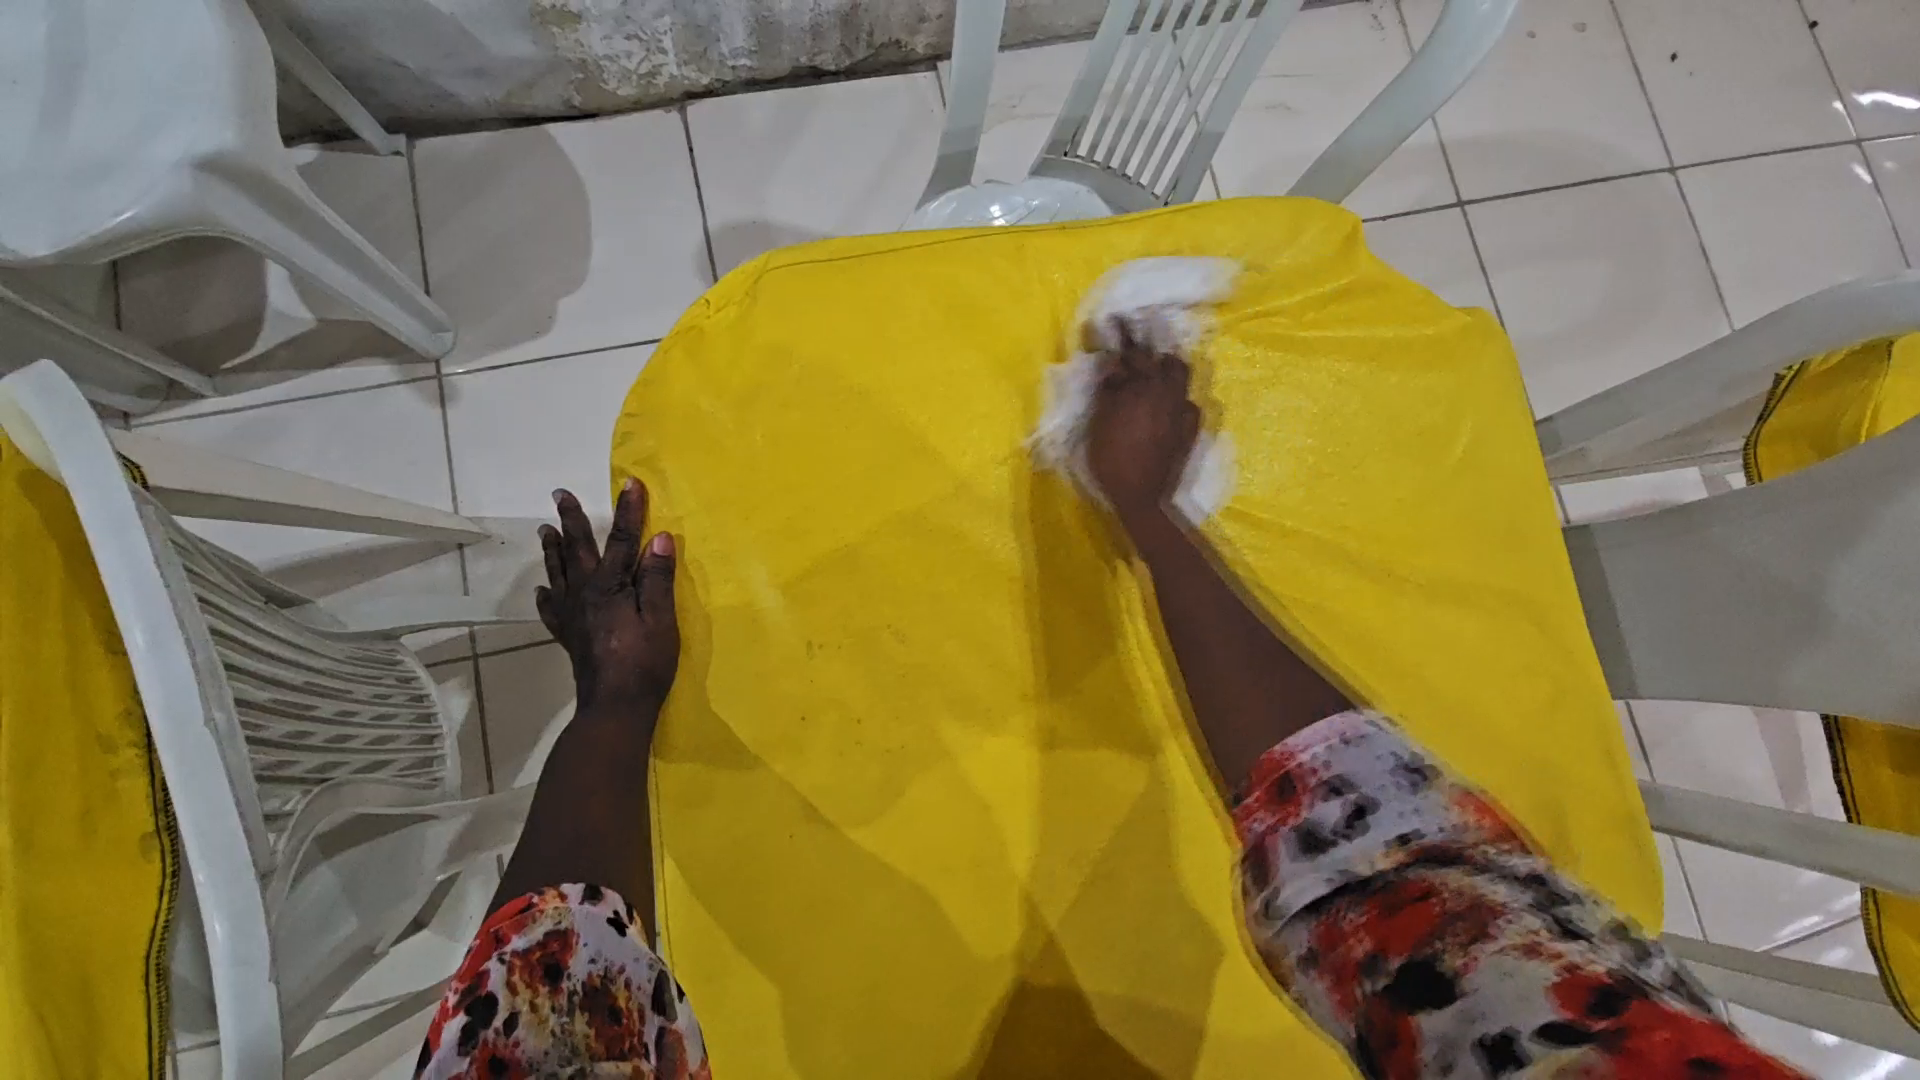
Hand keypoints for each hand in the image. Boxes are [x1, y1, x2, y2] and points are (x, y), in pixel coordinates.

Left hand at [537, 480, 679, 714]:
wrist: (615, 706)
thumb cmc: (645, 663)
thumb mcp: (661, 620)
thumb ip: (658, 579)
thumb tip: (660, 538)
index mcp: (610, 587)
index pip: (622, 540)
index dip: (629, 511)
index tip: (631, 483)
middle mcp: (584, 594)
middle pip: (578, 550)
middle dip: (572, 520)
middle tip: (560, 494)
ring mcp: (572, 615)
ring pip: (559, 572)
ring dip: (554, 548)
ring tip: (546, 529)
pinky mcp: (569, 635)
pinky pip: (552, 608)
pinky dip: (547, 595)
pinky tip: (544, 589)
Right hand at [1084, 316, 1201, 530]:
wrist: (1142, 496)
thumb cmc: (1112, 460)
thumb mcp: (1100, 423)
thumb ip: (1109, 390)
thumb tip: (1112, 364)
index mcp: (1143, 388)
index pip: (1133, 353)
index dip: (1122, 335)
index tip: (1115, 320)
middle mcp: (1168, 393)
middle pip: (1164, 359)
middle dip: (1151, 345)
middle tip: (1139, 338)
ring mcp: (1183, 411)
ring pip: (1181, 376)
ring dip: (1168, 366)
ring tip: (1158, 365)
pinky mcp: (1190, 428)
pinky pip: (1189, 402)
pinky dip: (1178, 396)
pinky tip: (1170, 402)